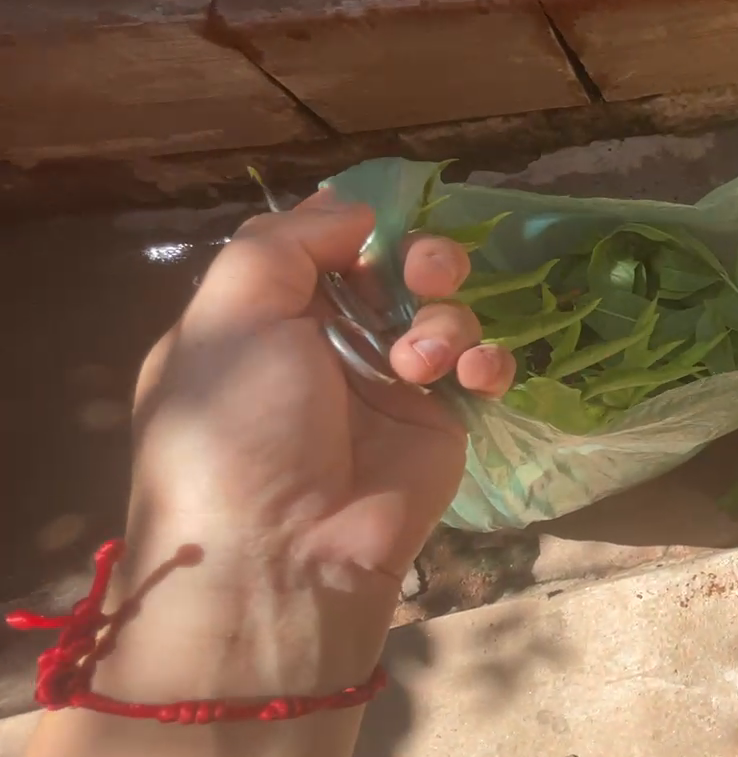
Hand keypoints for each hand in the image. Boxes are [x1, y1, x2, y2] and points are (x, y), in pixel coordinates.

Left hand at [97, 190, 514, 700]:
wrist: (291, 548)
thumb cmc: (243, 429)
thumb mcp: (229, 324)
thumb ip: (283, 248)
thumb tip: (354, 207)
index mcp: (275, 315)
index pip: (332, 247)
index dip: (366, 227)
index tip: (389, 221)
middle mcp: (340, 340)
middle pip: (405, 272)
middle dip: (428, 262)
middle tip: (429, 275)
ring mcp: (401, 379)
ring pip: (451, 313)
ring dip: (447, 325)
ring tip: (424, 364)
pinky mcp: (450, 413)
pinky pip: (487, 365)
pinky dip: (489, 362)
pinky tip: (475, 378)